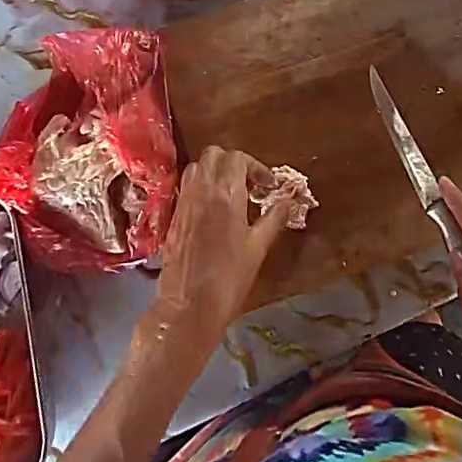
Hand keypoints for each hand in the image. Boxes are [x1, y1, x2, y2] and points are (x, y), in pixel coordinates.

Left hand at [149, 147, 295, 342]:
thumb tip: (287, 201)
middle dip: (233, 162)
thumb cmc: (229, 277)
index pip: (237, 158)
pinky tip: (213, 210)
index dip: (256, 167)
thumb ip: (274, 218)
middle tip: (249, 184)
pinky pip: (186, 187)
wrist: (189, 307)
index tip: (268, 185)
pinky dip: (201, 187)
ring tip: (231, 193)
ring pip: (197, 167)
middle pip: (214, 155)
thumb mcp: (258, 247)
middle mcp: (202, 190)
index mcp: (226, 193)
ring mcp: (184, 202)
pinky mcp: (173, 216)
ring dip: (215, 172)